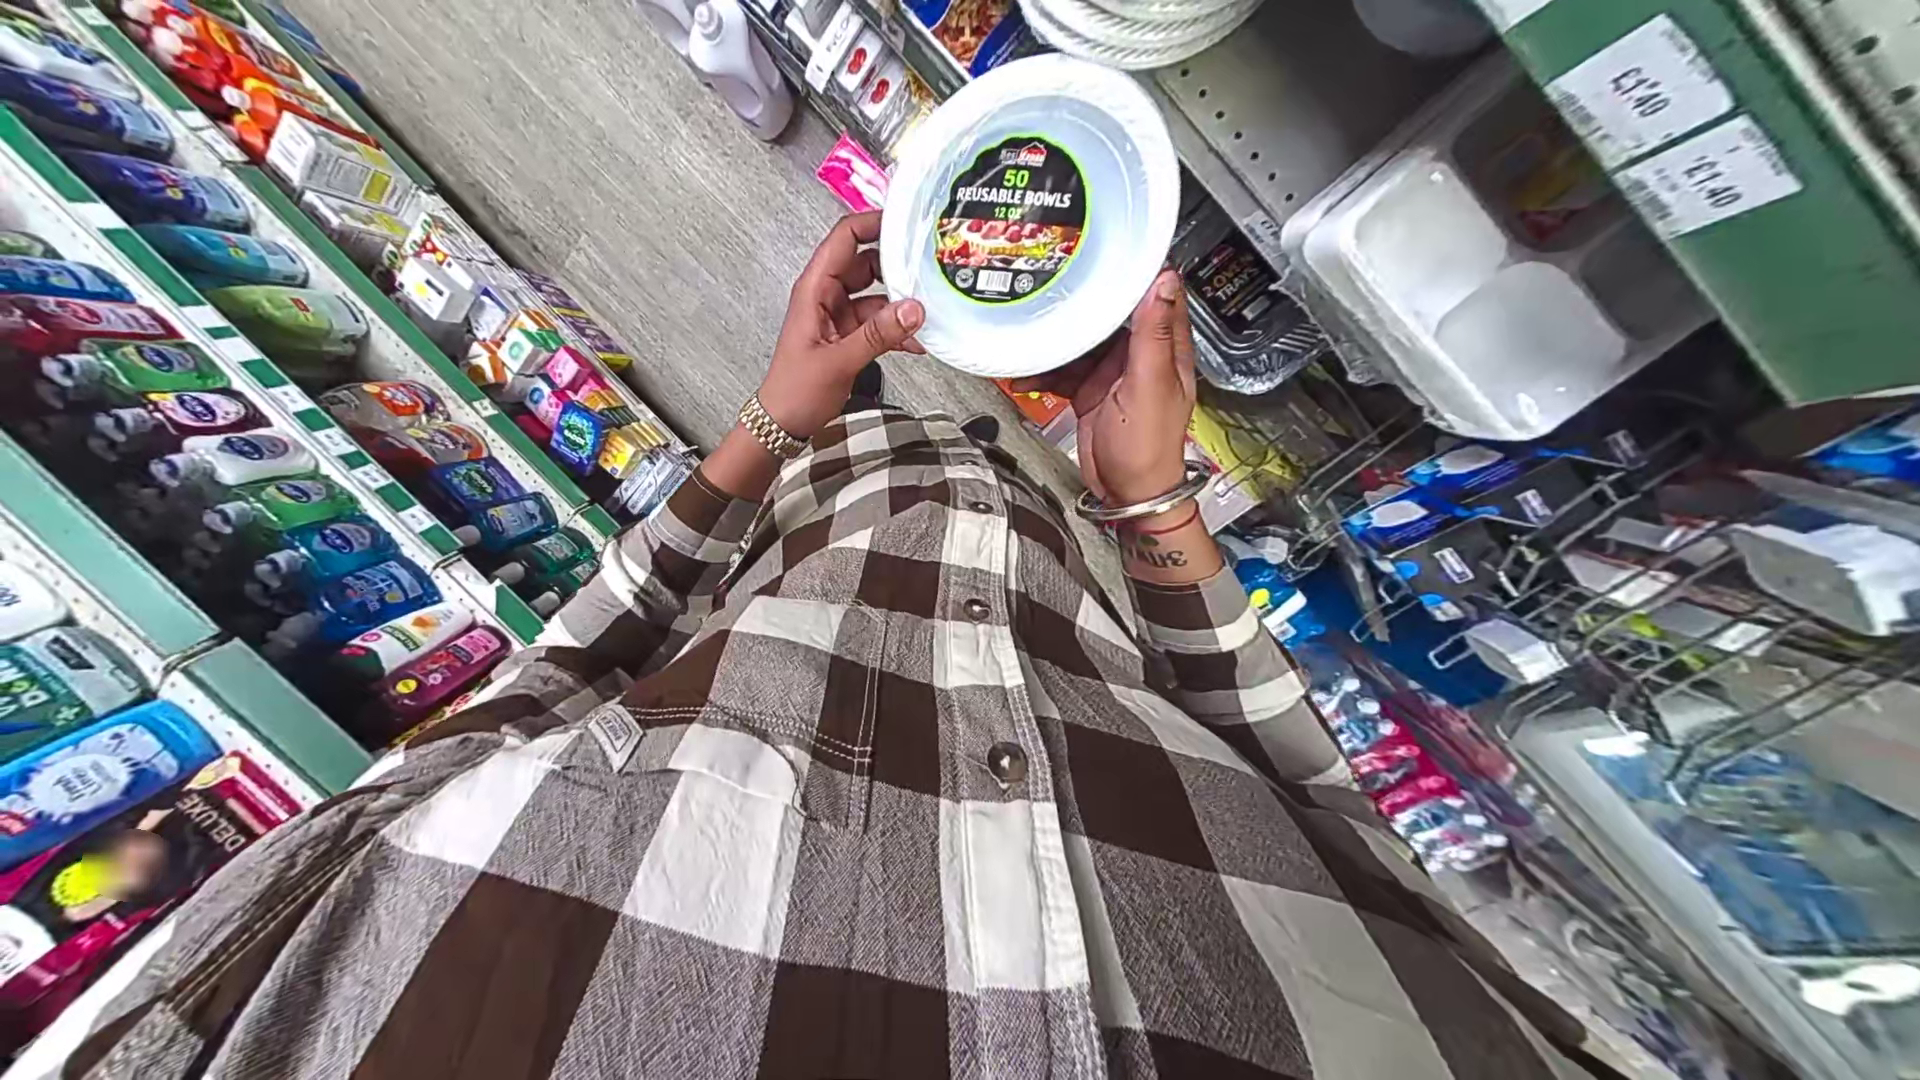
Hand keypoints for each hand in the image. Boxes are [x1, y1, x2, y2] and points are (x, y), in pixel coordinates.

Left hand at [758, 211, 924, 439]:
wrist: (783, 423)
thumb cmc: (795, 390)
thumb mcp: (840, 360)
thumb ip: (879, 334)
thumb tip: (913, 309)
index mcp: (815, 289)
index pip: (844, 238)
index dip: (873, 224)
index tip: (905, 223)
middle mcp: (827, 296)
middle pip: (865, 263)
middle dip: (896, 266)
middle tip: (927, 268)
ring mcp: (838, 317)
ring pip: (875, 296)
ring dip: (900, 304)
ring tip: (927, 310)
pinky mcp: (848, 337)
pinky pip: (877, 324)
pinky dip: (896, 331)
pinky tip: (915, 342)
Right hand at [1010, 270, 1196, 505]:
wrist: (1127, 492)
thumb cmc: (1148, 449)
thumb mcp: (1150, 386)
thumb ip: (1153, 336)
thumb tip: (1164, 283)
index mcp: (1164, 349)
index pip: (1155, 295)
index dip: (1135, 272)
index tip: (1108, 250)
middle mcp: (1139, 356)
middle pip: (1108, 316)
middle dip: (1081, 306)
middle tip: (1052, 291)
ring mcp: (1112, 373)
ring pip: (1081, 342)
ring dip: (1056, 343)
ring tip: (1031, 342)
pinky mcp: (1091, 391)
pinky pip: (1065, 371)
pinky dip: (1046, 371)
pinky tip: (1030, 374)